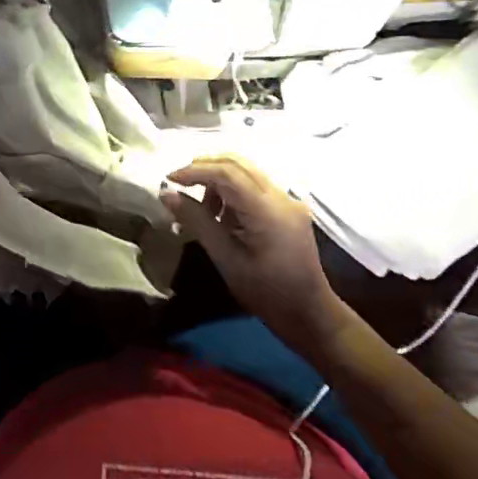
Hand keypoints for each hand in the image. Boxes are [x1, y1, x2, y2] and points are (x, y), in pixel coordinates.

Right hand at [161, 154, 341, 344]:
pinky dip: (232, 190)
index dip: (195, 171)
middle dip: (205, 167)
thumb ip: (197, 221)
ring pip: (246, 171)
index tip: (170, 180)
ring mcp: (288, 201)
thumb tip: (167, 194)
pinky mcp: (289, 208)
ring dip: (218, 179)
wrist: (310, 315)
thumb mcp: (226, 259)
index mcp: (268, 211)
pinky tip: (222, 215)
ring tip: (202, 208)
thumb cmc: (266, 293)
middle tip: (180, 183)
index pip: (227, 173)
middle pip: (237, 163)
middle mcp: (281, 198)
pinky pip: (255, 185)